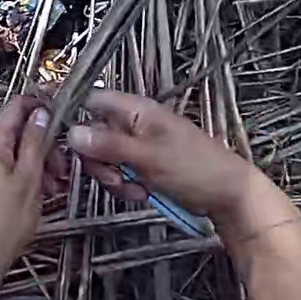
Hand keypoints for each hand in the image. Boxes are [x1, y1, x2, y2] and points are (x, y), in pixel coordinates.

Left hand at [0, 94, 56, 283]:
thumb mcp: (29, 177)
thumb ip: (36, 141)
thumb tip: (42, 114)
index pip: (17, 104)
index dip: (42, 107)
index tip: (62, 117)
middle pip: (17, 128)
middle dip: (44, 142)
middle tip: (60, 164)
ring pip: (14, 148)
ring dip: (37, 160)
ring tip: (53, 184)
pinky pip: (5, 164)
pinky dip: (24, 172)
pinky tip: (39, 191)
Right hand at [66, 90, 280, 238]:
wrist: (229, 198)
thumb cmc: (198, 168)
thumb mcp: (148, 156)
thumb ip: (109, 144)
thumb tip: (72, 132)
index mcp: (136, 110)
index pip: (93, 101)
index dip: (77, 118)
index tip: (71, 144)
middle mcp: (133, 124)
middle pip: (93, 135)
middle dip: (98, 160)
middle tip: (116, 177)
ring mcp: (137, 146)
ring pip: (103, 158)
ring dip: (112, 177)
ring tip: (135, 188)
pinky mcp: (142, 166)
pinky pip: (119, 173)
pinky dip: (125, 186)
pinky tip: (141, 193)